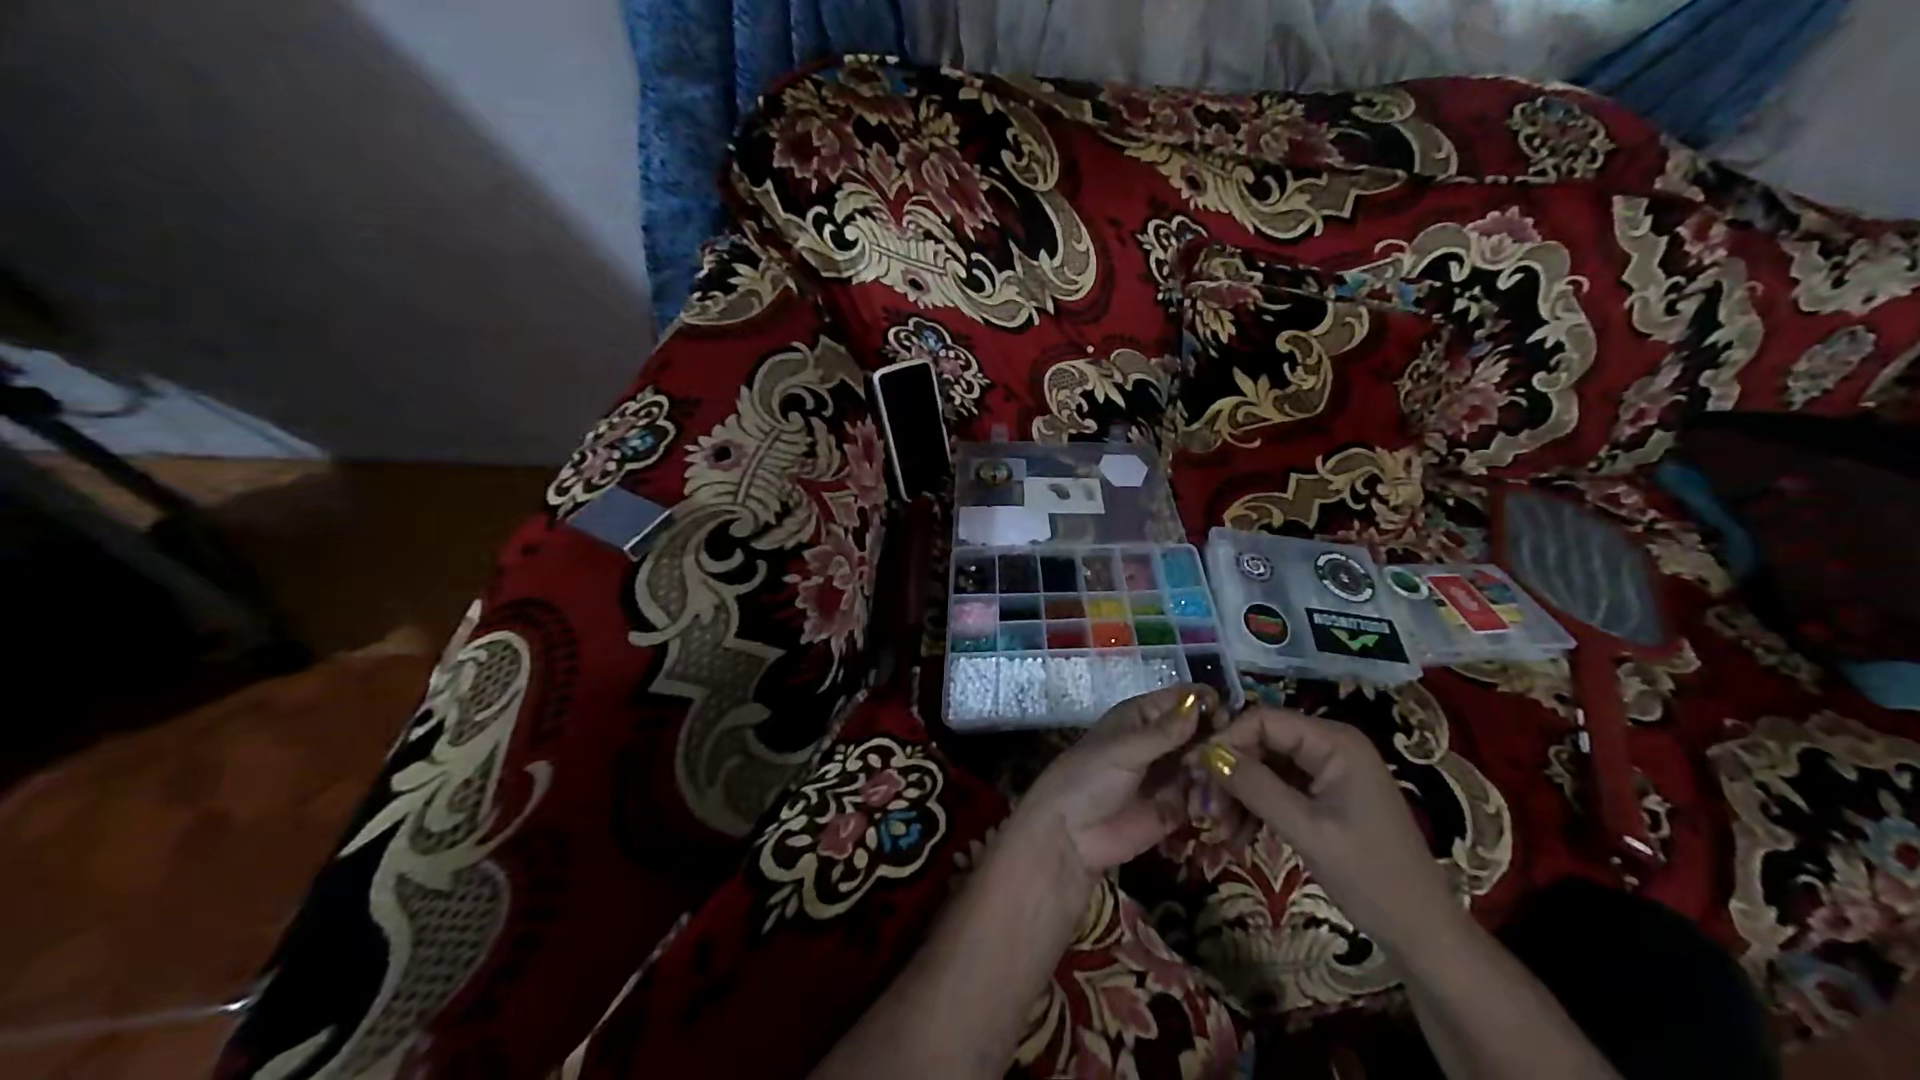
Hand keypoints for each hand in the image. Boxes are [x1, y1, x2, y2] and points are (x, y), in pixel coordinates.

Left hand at [1006, 685, 1217, 880]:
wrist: (1069, 835)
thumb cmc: (1088, 778)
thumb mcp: (1123, 750)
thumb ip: (1163, 732)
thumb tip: (1201, 705)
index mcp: (1143, 716)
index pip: (1184, 699)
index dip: (1208, 705)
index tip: (1227, 721)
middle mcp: (1161, 741)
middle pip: (1204, 733)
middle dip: (1218, 744)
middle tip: (1224, 761)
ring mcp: (1171, 774)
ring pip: (1209, 765)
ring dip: (1217, 775)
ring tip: (1212, 788)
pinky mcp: (1177, 807)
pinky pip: (1205, 798)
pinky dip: (1213, 802)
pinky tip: (1208, 810)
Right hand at [1191, 707, 1462, 953]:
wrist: (1420, 931)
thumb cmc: (1369, 875)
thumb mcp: (1306, 830)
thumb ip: (1255, 786)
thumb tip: (1205, 755)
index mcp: (1334, 742)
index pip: (1262, 720)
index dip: (1225, 742)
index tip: (1195, 774)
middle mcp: (1330, 745)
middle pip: (1260, 743)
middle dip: (1229, 774)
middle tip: (1203, 810)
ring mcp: (1327, 770)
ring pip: (1263, 767)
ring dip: (1238, 796)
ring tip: (1220, 832)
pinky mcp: (1323, 794)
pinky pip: (1276, 788)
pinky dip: (1255, 809)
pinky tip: (1240, 837)